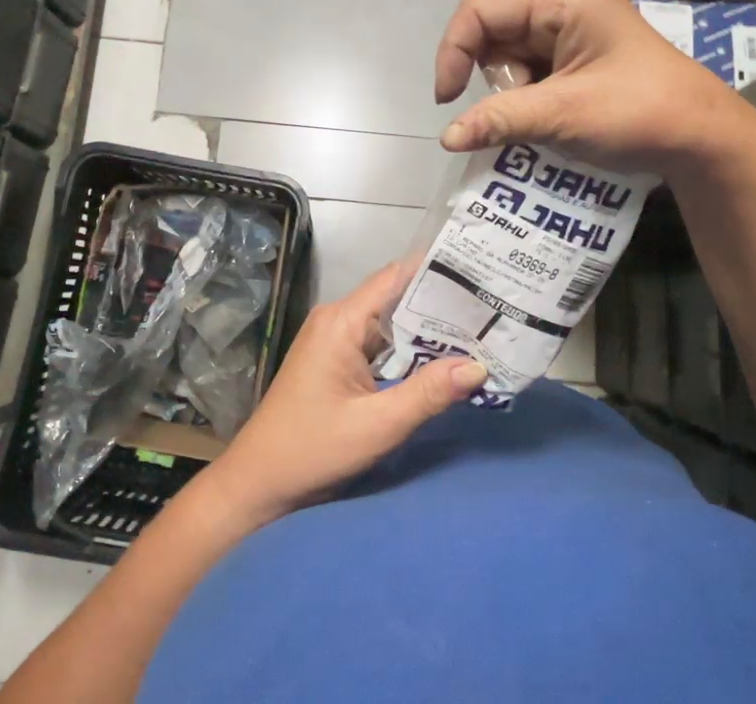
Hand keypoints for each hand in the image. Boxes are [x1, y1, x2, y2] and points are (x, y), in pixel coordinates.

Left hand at [199, 263, 487, 525]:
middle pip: (399, 298)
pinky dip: (413, 353)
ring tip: (484, 332)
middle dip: (445, 305)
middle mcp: (338, 320)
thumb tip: (480, 365)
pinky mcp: (338, 363)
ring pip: (394, 325)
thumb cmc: (311, 449)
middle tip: (497, 309)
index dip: (441, 272)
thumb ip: (428, 393)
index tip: (485, 275)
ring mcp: (336, 341)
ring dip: (432, 332)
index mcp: (342, 321)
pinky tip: (447, 362)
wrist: (258, 483)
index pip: (398, 276)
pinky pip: (383, 347)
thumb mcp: (377, 424)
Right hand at [434, 0, 747, 173]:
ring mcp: (569, 28)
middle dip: (497, 79)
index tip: (448, 101)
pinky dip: (528, 99)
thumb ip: (500, 120)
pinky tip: (552, 118)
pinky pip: (528, 71)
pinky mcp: (574, 54)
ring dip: (514, 93)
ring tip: (550, 118)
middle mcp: (561, 2)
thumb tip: (447, 137)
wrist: (700, 137)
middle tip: (528, 111)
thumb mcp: (563, 115)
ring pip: (507, 56)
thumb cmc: (639, 113)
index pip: (480, 10)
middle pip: (492, 33)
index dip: (454, 52)